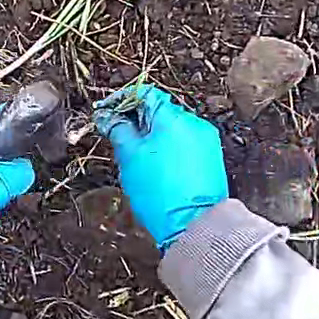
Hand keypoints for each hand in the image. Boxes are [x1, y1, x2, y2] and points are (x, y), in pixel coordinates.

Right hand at [94, 85, 226, 247]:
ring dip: (152, 136)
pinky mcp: (210, 157)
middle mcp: (194, 123)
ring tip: (138, 158)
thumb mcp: (130, 157)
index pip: (145, 94)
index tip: (108, 114)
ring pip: (171, 128)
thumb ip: (118, 129)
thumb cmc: (160, 191)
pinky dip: (167, 148)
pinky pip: (183, 144)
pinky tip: (157, 167)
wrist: (195, 225)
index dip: (122, 101)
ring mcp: (205, 141)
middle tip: (118, 138)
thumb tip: (108, 115)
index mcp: (174, 118)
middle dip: (136, 121)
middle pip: (159, 110)